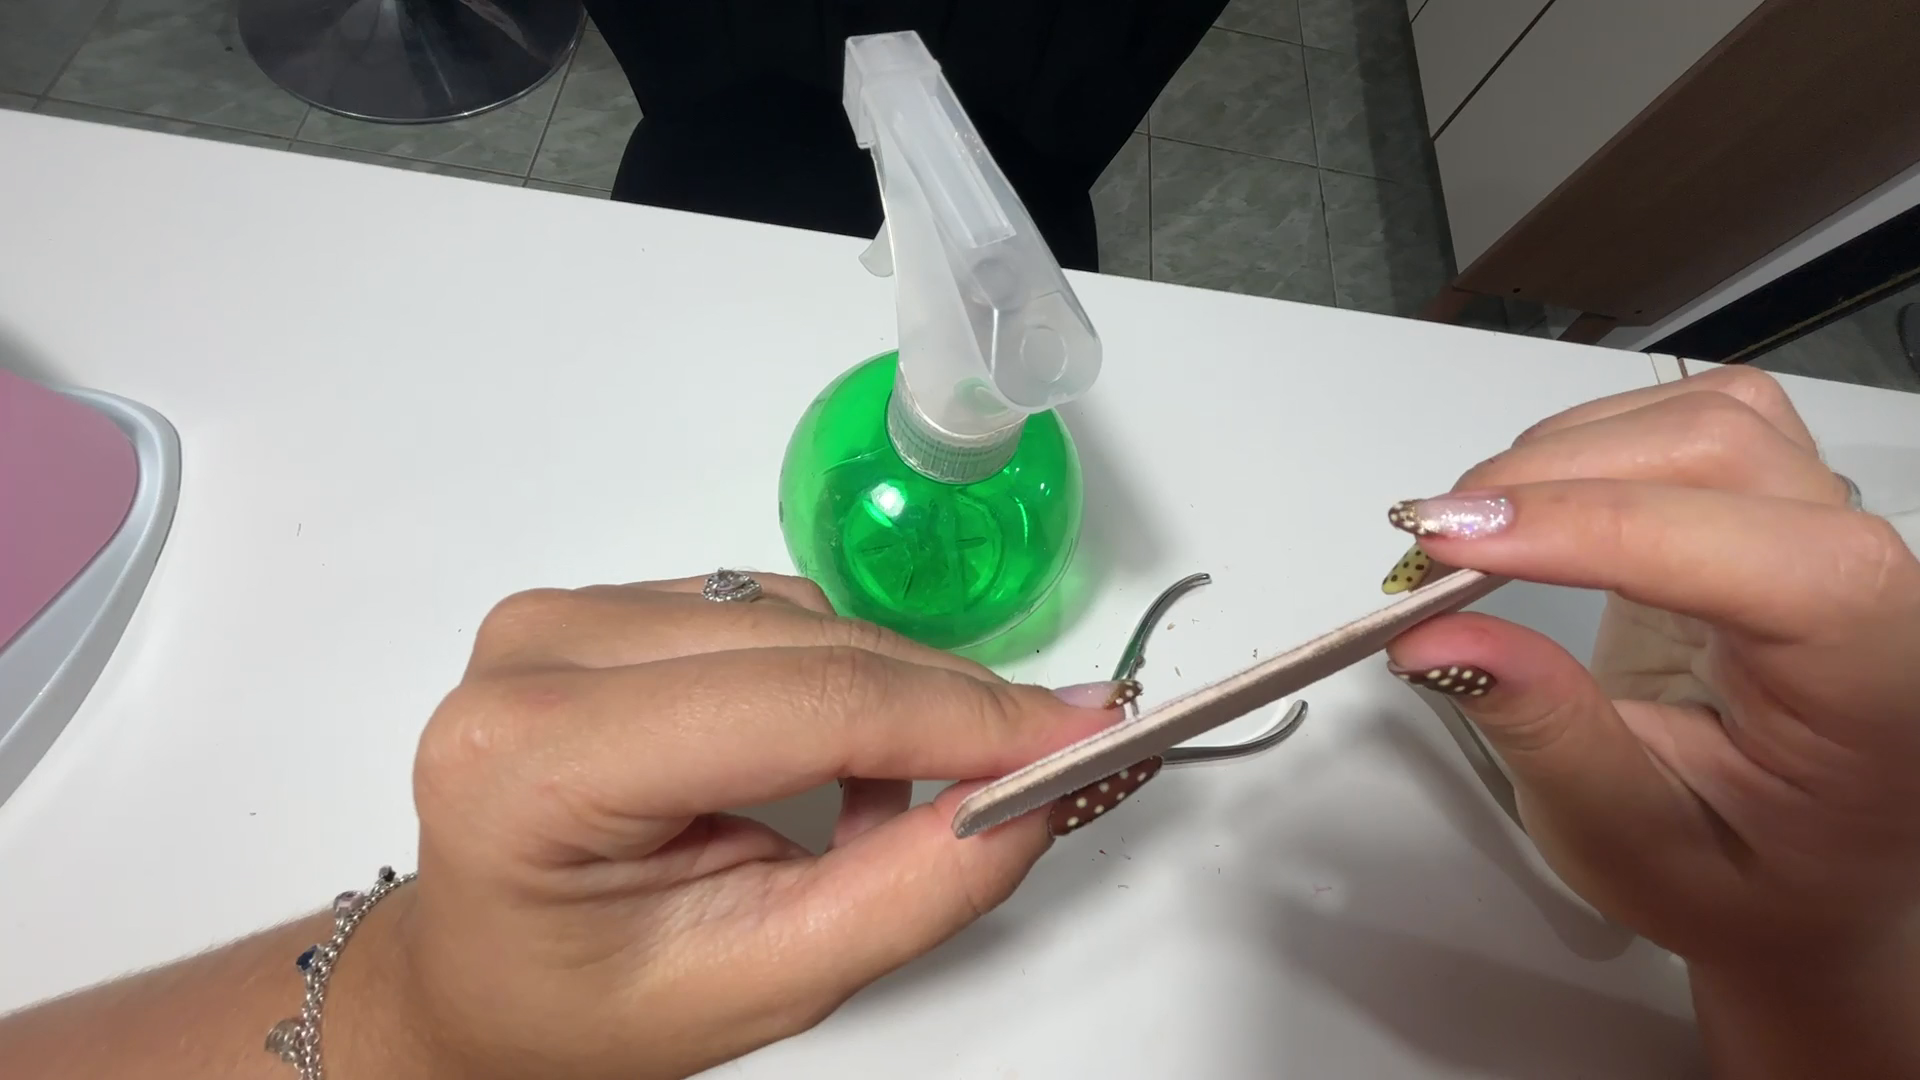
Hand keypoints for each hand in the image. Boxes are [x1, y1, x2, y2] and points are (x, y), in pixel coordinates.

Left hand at [375, 575, 1119, 1079]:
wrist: (486, 970)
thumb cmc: (598, 1003)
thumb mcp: (768, 977)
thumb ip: (917, 887)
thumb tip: (1034, 787)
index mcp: (544, 758)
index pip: (809, 705)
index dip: (962, 715)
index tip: (1078, 728)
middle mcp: (547, 648)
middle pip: (814, 649)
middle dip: (947, 702)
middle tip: (1041, 751)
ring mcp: (573, 610)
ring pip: (805, 619)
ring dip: (890, 692)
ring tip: (899, 790)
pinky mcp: (610, 601)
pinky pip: (773, 613)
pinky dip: (838, 672)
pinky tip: (835, 745)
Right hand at [1379, 368, 1919, 1046]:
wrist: (1786, 864)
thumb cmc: (1723, 874)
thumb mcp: (1619, 830)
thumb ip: (1537, 727)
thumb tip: (1423, 638)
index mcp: (1877, 693)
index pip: (1778, 563)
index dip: (1599, 530)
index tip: (1445, 545)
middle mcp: (1880, 593)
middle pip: (1726, 453)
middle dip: (1550, 479)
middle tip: (1429, 542)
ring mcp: (1822, 536)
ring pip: (1703, 417)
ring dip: (1557, 454)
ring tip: (1468, 528)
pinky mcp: (1760, 515)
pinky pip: (1680, 423)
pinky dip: (1575, 444)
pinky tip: (1523, 506)